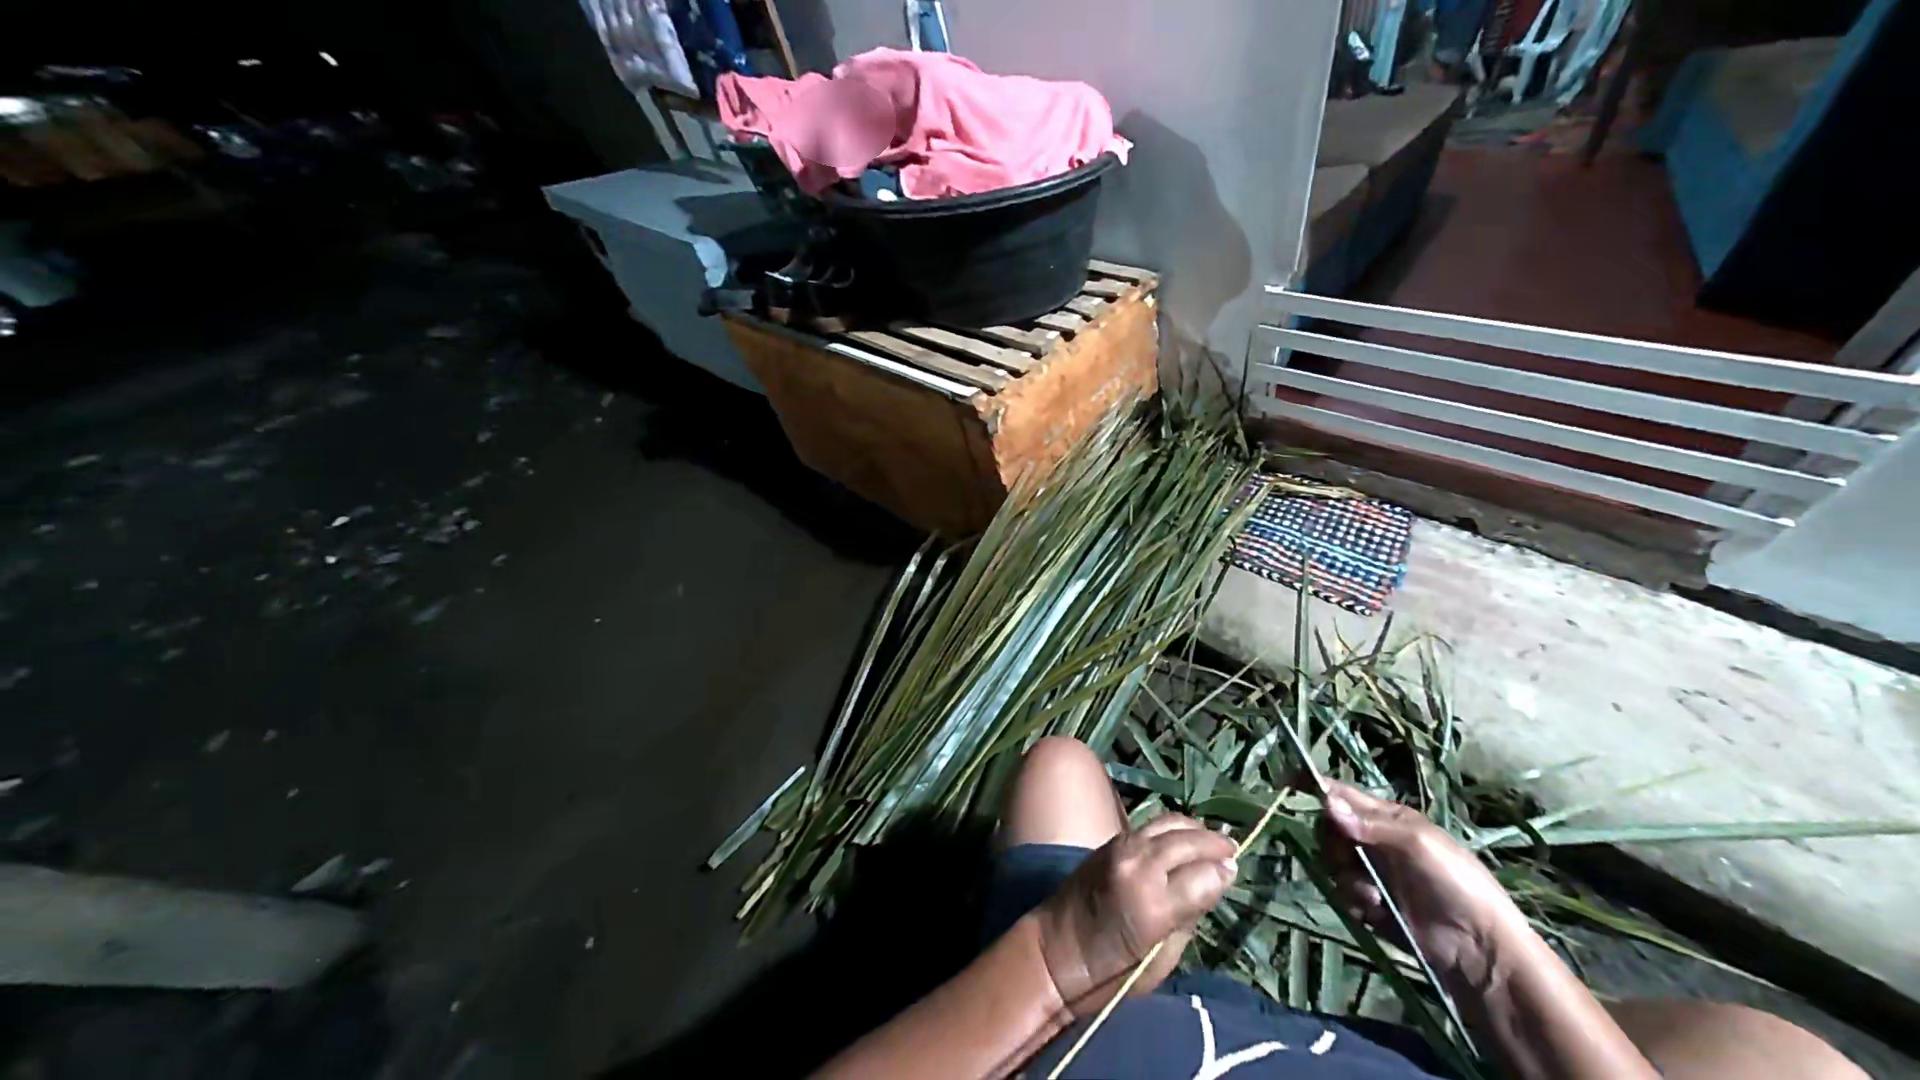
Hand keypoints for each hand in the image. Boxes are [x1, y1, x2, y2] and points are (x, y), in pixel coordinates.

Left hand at [1031, 814, 1237, 1014]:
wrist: (1057, 949)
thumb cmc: (1111, 973)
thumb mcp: (1162, 958)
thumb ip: (1189, 914)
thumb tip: (1215, 882)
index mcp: (1153, 903)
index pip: (1204, 875)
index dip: (1224, 873)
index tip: (1235, 872)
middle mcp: (1138, 865)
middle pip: (1188, 841)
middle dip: (1215, 844)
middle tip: (1233, 850)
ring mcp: (1122, 847)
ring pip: (1169, 824)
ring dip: (1194, 830)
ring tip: (1213, 841)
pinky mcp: (1111, 840)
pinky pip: (1151, 826)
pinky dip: (1172, 829)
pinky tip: (1184, 839)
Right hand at [1319, 780, 1527, 981]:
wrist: (1479, 947)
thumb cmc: (1456, 882)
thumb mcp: (1417, 843)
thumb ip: (1369, 822)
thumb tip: (1324, 801)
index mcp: (1385, 816)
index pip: (1340, 793)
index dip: (1313, 785)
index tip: (1285, 783)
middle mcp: (1372, 839)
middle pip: (1328, 828)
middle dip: (1333, 844)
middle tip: (1351, 859)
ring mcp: (1370, 871)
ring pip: (1331, 861)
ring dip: (1346, 877)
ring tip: (1373, 895)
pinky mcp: (1368, 901)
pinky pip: (1340, 891)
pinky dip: (1353, 899)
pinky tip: (1374, 910)